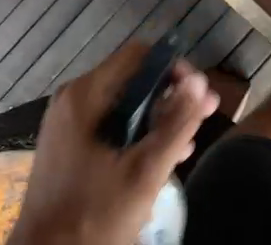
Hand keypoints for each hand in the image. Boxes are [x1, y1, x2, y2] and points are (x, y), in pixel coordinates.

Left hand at [8, 42, 219, 244]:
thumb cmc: (94, 215)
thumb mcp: (145, 171)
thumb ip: (177, 123)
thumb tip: (202, 81)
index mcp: (86, 94)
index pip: (140, 55)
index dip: (174, 70)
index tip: (198, 97)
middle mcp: (74, 99)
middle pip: (133, 79)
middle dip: (169, 99)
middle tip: (199, 123)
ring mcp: (68, 122)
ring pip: (124, 104)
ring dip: (156, 120)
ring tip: (186, 146)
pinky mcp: (68, 145)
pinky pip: (110, 124)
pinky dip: (136, 135)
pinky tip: (158, 159)